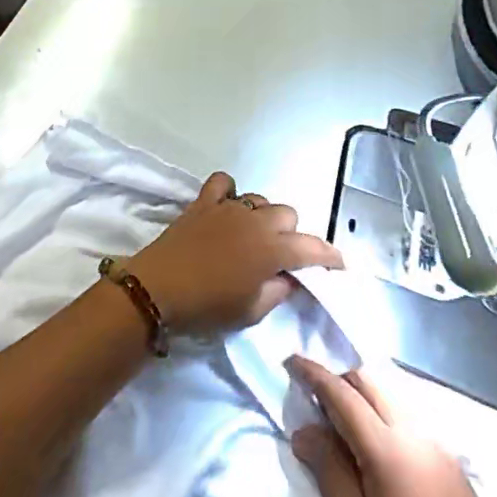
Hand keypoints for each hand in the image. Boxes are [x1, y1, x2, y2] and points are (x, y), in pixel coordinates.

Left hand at [125, 172, 343, 335]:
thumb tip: (288, 277)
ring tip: (252, 236)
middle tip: (279, 256)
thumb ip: (277, 291)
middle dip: (291, 234)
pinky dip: (229, 192)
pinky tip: (227, 206)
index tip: (339, 263)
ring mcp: (230, 207)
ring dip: (263, 216)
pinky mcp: (204, 202)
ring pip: (260, 200)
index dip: (329, 256)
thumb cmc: (207, 307)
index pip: (312, 248)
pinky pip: (224, 184)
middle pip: (288, 215)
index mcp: (273, 249)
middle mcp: (257, 220)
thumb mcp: (250, 312)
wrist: (157, 290)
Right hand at [288, 357, 479, 496]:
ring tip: (343, 418)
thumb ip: (331, 474)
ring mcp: (439, 441)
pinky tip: (378, 438)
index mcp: (387, 446)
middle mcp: (415, 430)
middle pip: (371, 381)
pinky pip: (412, 416)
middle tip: (314, 394)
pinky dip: (387, 412)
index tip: (291, 360)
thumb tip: (305, 430)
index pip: (343, 394)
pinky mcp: (452, 458)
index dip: (314, 374)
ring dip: (365, 394)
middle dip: (340, 378)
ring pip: (393, 394)